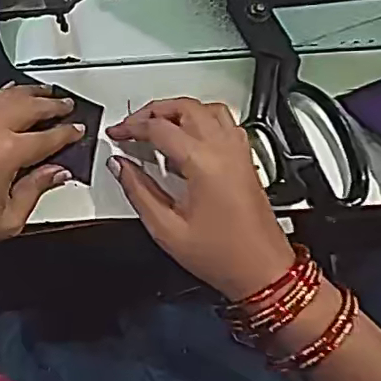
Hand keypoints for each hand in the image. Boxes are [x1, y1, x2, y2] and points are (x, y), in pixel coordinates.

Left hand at [0, 84, 84, 247]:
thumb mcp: (9, 218)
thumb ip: (36, 190)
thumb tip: (54, 174)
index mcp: (8, 151)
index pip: (48, 136)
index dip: (67, 133)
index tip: (77, 130)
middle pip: (31, 107)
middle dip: (53, 105)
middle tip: (66, 105)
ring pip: (8, 97)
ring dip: (31, 93)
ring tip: (45, 92)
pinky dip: (5, 94)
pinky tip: (11, 94)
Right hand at [106, 98, 296, 299]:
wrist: (263, 273)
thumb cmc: (223, 256)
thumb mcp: (166, 228)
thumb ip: (138, 190)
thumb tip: (120, 166)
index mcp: (203, 164)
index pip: (159, 128)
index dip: (131, 127)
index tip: (116, 134)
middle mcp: (224, 151)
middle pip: (185, 108)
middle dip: (152, 111)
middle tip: (131, 124)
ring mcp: (239, 154)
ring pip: (207, 109)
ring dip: (178, 110)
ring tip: (156, 123)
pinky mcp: (245, 161)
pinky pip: (224, 122)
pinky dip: (200, 118)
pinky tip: (187, 134)